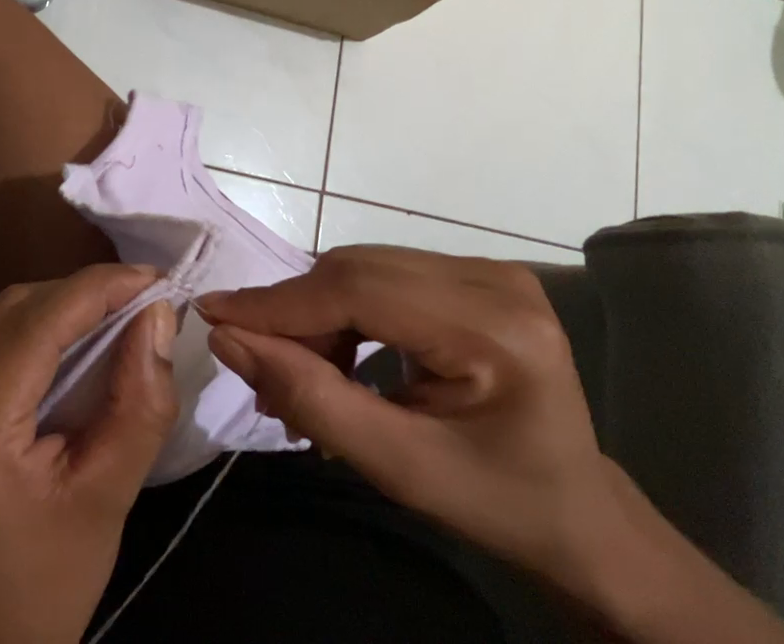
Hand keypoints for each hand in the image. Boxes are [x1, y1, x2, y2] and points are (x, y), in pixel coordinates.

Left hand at [0, 264, 177, 643]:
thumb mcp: (112, 493)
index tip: (152, 278)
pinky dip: (31, 328)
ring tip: (114, 312)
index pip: (35, 329)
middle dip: (79, 293)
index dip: (95, 290)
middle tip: (141, 298)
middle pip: (10, 313)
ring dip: (55, 306)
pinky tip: (71, 337)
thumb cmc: (57, 573)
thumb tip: (157, 317)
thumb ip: (141, 400)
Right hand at [198, 246, 612, 584]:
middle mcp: (496, 279)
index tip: (210, 316)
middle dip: (295, 318)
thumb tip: (227, 339)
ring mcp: (489, 270)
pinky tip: (336, 360)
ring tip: (298, 379)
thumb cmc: (492, 501)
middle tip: (262, 376)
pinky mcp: (475, 277)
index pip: (359, 291)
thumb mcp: (395, 466)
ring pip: (360, 270)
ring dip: (315, 318)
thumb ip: (309, 398)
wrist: (573, 512)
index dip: (278, 304)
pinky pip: (380, 278)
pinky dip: (342, 315)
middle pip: (356, 271)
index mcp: (496, 329)